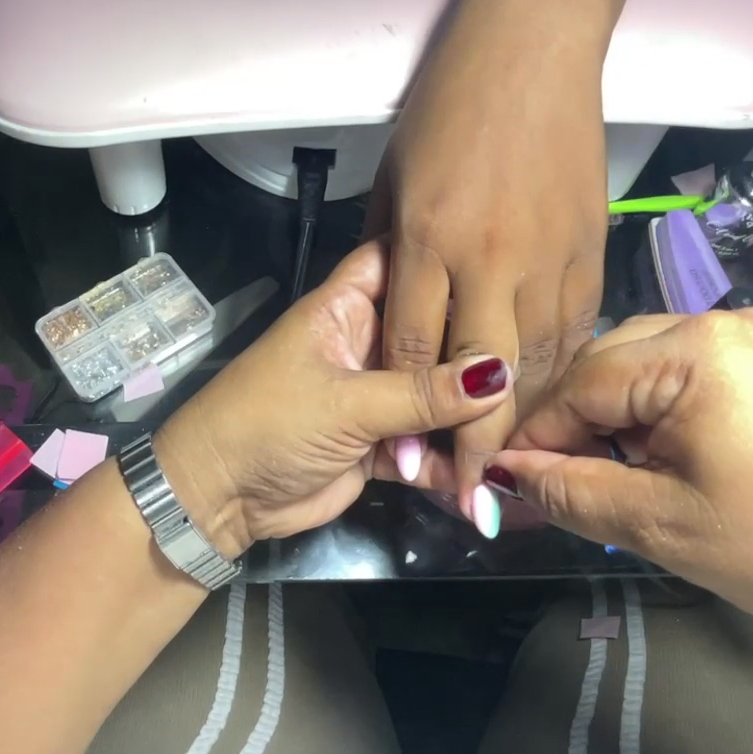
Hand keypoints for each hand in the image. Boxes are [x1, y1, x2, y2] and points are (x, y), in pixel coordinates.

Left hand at [153, 242, 513, 557]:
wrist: (222, 496)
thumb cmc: (268, 424)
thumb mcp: (345, 404)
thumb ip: (422, 393)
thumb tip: (500, 376)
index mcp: (346, 308)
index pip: (401, 262)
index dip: (445, 257)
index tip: (502, 261)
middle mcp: (368, 343)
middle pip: (434, 334)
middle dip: (476, 356)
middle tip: (530, 376)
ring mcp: (376, 394)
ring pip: (438, 394)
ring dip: (467, 420)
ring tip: (507, 441)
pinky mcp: (381, 443)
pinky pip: (426, 444)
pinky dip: (446, 462)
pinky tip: (479, 480)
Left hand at [365, 0, 610, 530]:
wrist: (531, 43)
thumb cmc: (443, 105)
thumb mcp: (390, 179)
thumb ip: (387, 253)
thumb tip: (384, 315)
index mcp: (425, 239)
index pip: (414, 346)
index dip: (412, 408)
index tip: (414, 458)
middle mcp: (486, 257)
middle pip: (479, 372)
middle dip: (473, 440)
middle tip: (469, 489)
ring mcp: (545, 253)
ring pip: (535, 360)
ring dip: (524, 417)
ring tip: (511, 462)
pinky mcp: (589, 247)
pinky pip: (573, 328)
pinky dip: (561, 371)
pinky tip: (553, 402)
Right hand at [487, 311, 752, 649]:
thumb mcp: (666, 527)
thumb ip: (569, 491)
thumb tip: (502, 472)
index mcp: (694, 350)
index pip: (577, 383)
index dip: (534, 435)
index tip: (505, 481)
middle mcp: (725, 322)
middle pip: (610, 363)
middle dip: (575, 424)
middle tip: (562, 484)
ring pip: (650, 366)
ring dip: (618, 418)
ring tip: (619, 477)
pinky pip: (697, 374)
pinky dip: (665, 413)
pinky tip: (674, 460)